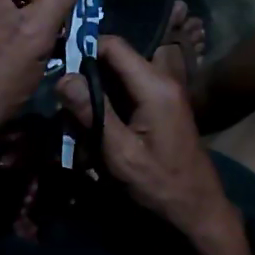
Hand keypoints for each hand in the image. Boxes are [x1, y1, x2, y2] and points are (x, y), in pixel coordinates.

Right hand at [56, 35, 236, 240]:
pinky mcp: (158, 107)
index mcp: (154, 86)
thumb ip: (92, 112)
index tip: (57, 69)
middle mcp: (160, 81)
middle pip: (113, 61)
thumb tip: (63, 78)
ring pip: (116, 79)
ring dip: (92, 96)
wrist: (196, 208)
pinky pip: (124, 94)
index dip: (83, 50)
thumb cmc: (159, 183)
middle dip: (84, 78)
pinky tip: (93, 131)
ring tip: (74, 122)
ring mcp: (161, 94)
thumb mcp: (119, 151)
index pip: (113, 46)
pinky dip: (105, 107)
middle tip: (62, 103)